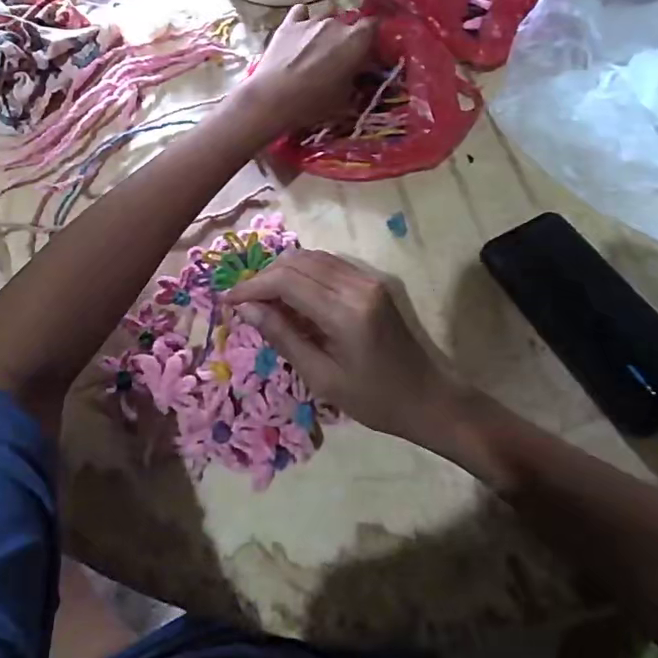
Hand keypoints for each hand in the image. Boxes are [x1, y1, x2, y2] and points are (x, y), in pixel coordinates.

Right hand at [225, 249, 463, 443]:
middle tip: (242, 302)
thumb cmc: (375, 400)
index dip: (252, 286)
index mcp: (345, 312)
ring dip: (282, 272)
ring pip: (312, 258)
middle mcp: (357, 285)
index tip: (227, 301)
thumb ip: (283, 336)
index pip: (286, 281)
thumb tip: (246, 309)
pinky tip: (291, 296)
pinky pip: (329, 265)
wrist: (430, 397)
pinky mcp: (373, 281)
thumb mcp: (322, 377)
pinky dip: (303, 273)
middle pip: (297, 262)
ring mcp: (368, 279)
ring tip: (262, 299)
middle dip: (264, 277)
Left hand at [227, 5, 375, 137]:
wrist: (273, 98)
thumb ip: (356, 79)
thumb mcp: (345, 98)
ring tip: (319, 47)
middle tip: (342, 55)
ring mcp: (311, 20)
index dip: (372, 36)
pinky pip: (301, 13)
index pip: (374, 25)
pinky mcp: (288, 23)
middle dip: (348, 35)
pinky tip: (301, 32)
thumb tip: (358, 73)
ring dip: (327, 29)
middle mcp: (336, 23)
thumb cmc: (314, 102)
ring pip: (326, 16)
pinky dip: (304, 20)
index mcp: (356, 40)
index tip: (369, 49)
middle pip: (349, 21)